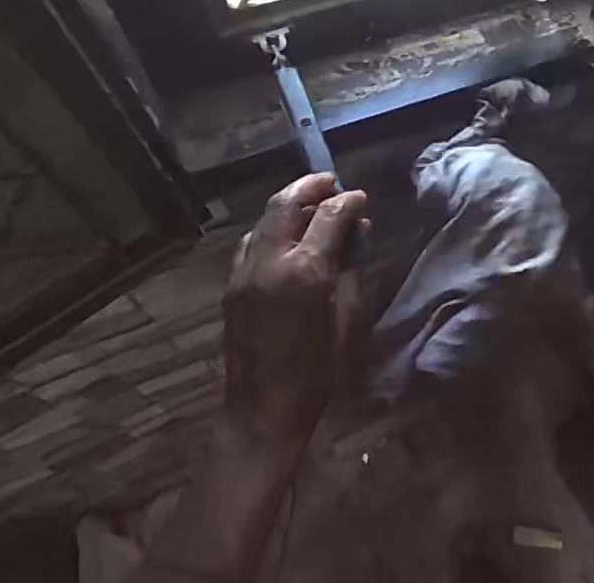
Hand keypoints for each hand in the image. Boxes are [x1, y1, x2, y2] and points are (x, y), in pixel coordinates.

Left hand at [222, 173, 367, 448]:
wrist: (263, 411)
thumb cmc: (316, 371)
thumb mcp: (345, 316)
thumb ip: (350, 267)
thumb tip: (356, 233)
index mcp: (304, 271)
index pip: (328, 216)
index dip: (348, 201)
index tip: (361, 197)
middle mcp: (270, 261)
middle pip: (287, 202)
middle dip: (312, 186)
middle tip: (333, 183)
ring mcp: (245, 270)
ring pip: (266, 217)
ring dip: (290, 204)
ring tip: (313, 204)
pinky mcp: (232, 283)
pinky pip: (253, 240)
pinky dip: (272, 227)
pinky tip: (288, 235)